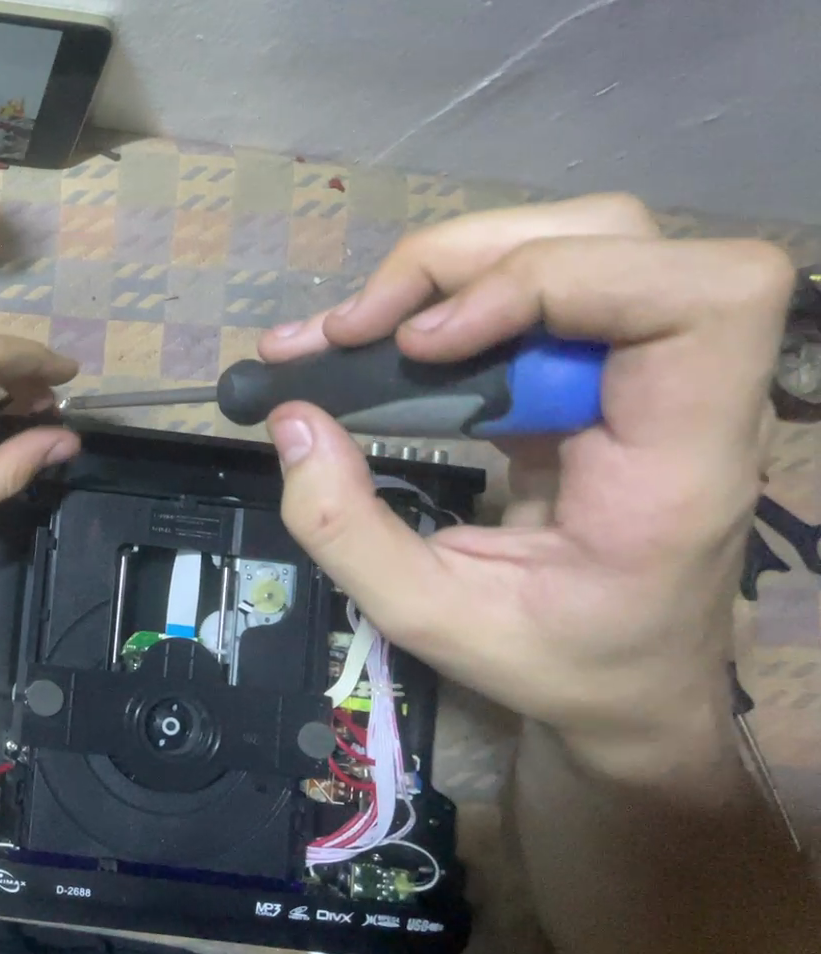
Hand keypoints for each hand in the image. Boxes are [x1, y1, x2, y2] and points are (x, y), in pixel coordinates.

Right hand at [257, 195, 791, 759]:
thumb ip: (344, 529)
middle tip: (351, 331)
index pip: (697, 298)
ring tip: (343, 332)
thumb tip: (290, 421)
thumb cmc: (550, 660)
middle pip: (614, 238)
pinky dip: (433, 306)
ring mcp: (635, 377)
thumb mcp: (424, 616)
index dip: (551, 283)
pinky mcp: (587, 380)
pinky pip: (522, 301)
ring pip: (570, 245)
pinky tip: (362, 346)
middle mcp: (677, 394)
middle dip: (461, 265)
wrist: (627, 681)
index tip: (422, 347)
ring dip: (443, 274)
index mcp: (675, 461)